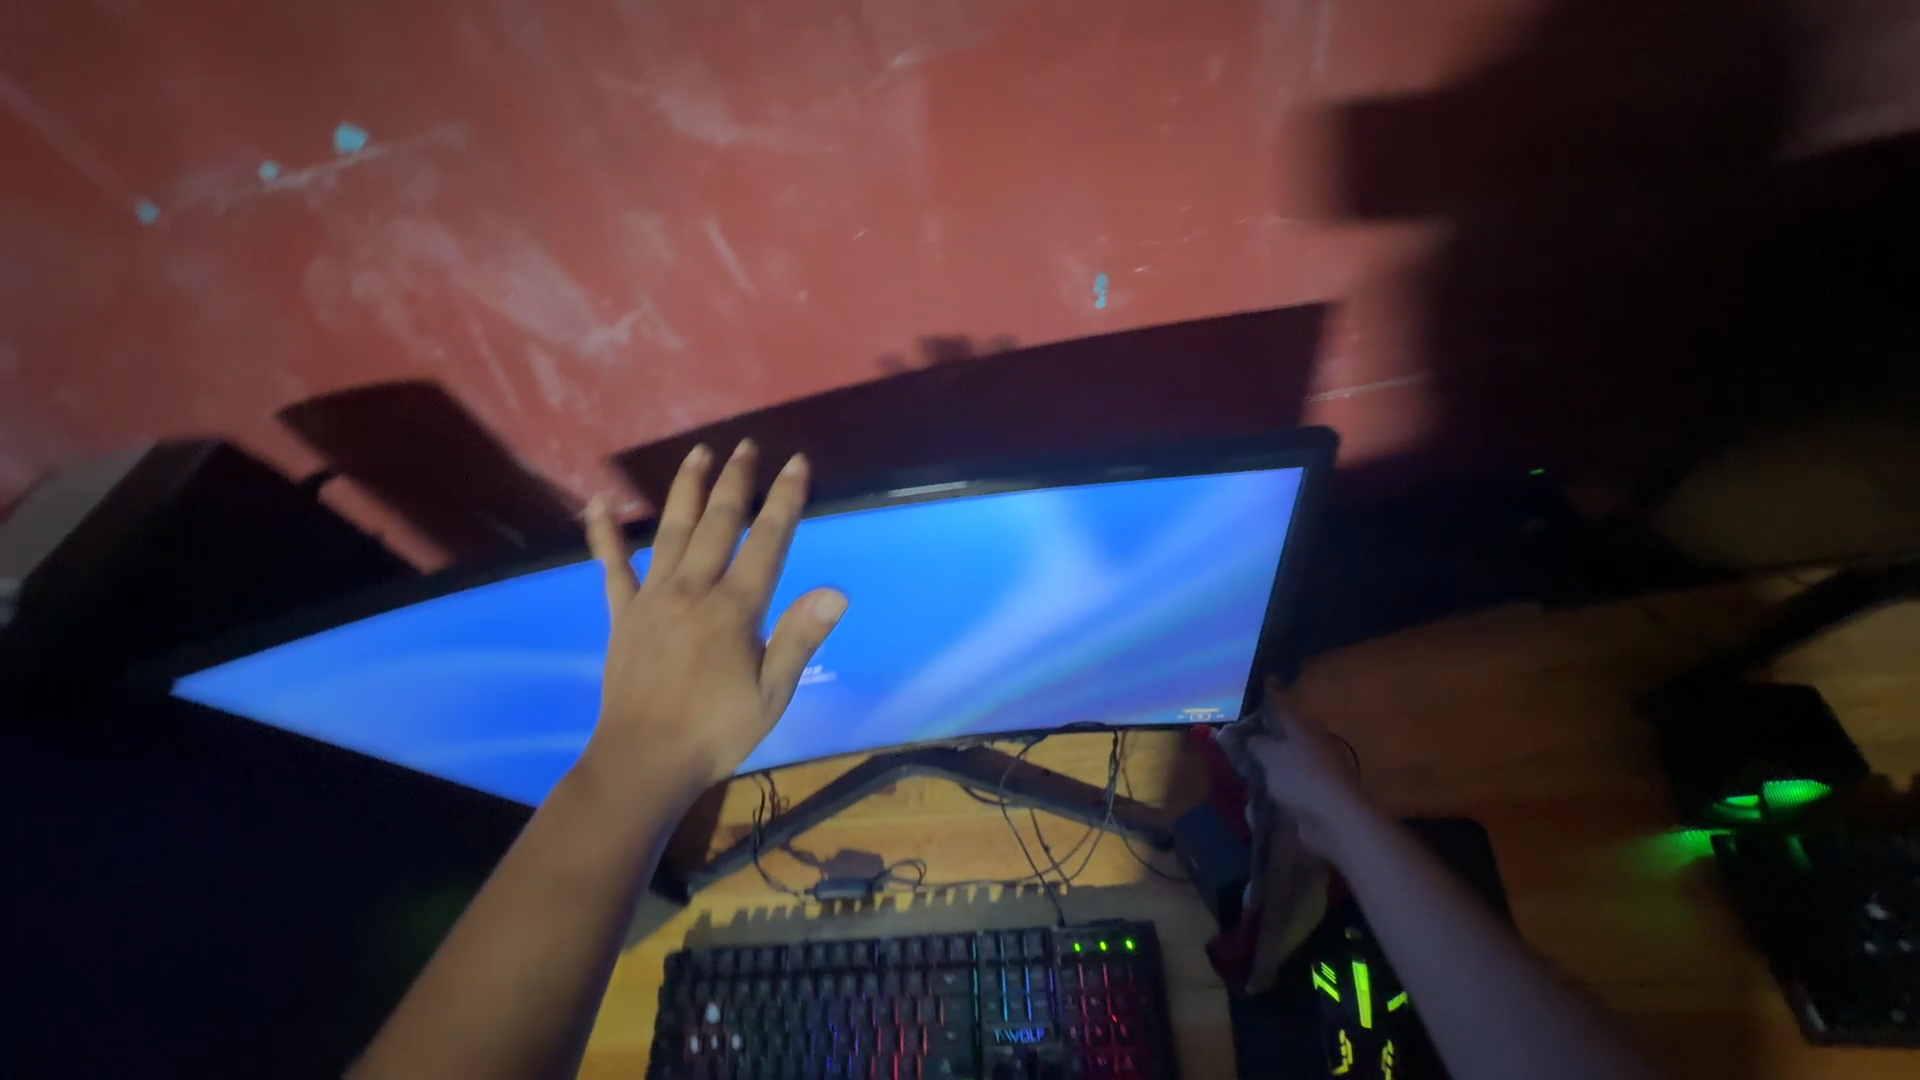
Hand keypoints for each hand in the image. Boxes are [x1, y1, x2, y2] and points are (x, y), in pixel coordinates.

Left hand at [580, 440, 846, 795]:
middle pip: (718, 523)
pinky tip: (599, 503)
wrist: (645, 761)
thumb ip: (800, 637)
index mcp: (735, 608)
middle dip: (736, 481)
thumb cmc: (718, 729)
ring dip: (686, 488)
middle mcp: (693, 590)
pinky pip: (611, 566)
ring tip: (699, 453)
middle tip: (747, 446)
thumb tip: (836, 592)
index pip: (768, 541)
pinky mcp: (622, 613)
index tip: (796, 463)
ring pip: (671, 530)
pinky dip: (605, 533)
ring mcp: (652, 597)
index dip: (784, 499)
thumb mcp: (773, 692)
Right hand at [1246, 676, 1365, 857]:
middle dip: (1257, 734)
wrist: (1334, 820)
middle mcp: (1308, 743)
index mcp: (1302, 727)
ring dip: (1262, 762)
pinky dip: (1269, 786)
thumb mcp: (1270, 755)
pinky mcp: (1311, 793)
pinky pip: (1284, 783)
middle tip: (1231, 735)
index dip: (1263, 698)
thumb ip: (1253, 742)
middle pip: (1279, 732)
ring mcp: (1311, 769)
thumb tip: (1237, 732)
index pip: (1279, 705)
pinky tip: (1252, 792)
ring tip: (1238, 764)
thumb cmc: (1301, 778)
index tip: (1244, 694)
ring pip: (1280, 759)